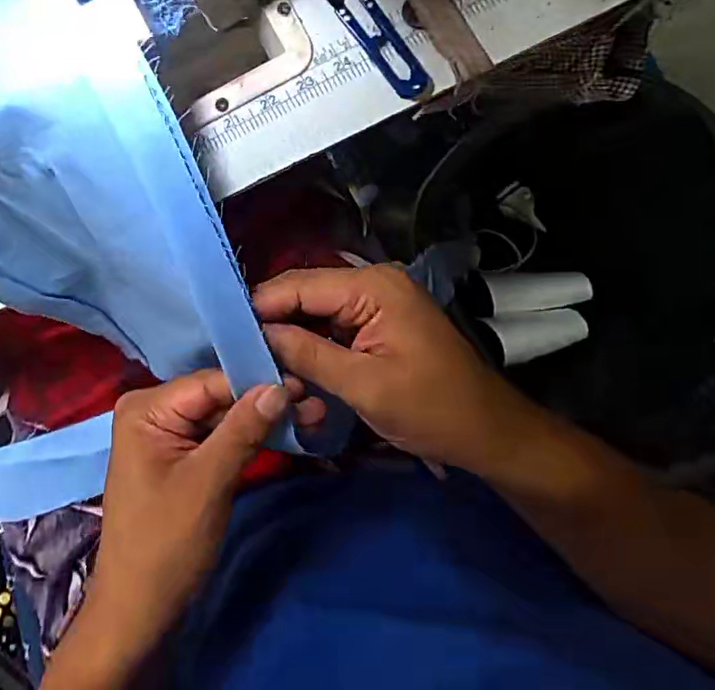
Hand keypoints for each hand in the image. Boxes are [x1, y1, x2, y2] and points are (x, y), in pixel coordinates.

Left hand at [45, 370, 323, 688]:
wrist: (139, 610)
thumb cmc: (165, 544)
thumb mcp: (207, 483)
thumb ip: (242, 430)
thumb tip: (280, 387)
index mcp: (146, 407)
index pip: (211, 382)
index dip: (257, 381)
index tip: (305, 384)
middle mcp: (153, 410)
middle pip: (218, 397)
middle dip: (266, 402)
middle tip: (317, 404)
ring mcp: (167, 434)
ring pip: (224, 417)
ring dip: (264, 420)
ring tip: (314, 417)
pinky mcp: (181, 456)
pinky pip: (219, 437)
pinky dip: (250, 439)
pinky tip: (287, 434)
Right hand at [255, 264, 530, 476]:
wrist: (490, 433)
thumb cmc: (433, 410)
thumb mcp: (364, 386)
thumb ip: (308, 354)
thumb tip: (259, 334)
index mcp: (373, 287)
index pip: (300, 285)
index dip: (260, 305)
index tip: (224, 330)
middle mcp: (373, 282)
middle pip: (305, 293)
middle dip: (272, 319)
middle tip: (234, 346)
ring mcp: (377, 300)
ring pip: (315, 309)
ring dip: (289, 332)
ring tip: (253, 353)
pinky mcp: (378, 320)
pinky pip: (333, 323)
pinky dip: (311, 341)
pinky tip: (288, 358)